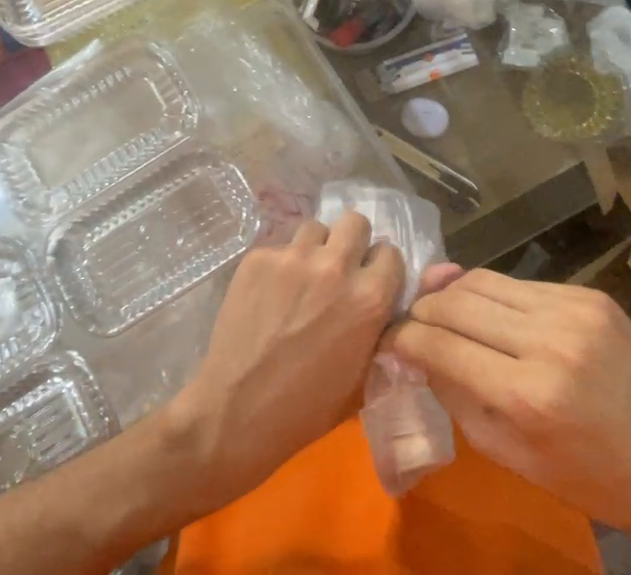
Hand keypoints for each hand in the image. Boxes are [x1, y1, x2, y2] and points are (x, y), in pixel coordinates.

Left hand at [166, 212, 404, 510]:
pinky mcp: (257, 258)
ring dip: (315, 248)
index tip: (368, 282)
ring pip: (314, 228)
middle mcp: (335, 266)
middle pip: (355, 222)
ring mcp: (292, 257)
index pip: (390, 252)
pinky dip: (280, 264)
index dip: (379, 268)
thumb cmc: (310, 407)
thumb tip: (384, 310)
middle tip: (337, 269)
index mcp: (370, 297)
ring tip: (301, 278)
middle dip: (351, 242)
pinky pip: (279, 246)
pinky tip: (269, 293)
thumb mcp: (366, 376)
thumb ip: (381, 332)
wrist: (240, 408)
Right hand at [389, 269, 630, 557]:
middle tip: (411, 327)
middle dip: (421, 311)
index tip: (386, 342)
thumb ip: (453, 394)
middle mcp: (548, 340)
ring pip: (482, 280)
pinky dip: (495, 299)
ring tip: (446, 316)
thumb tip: (410, 347)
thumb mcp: (508, 452)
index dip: (400, 338)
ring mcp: (573, 310)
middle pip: (453, 299)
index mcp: (527, 394)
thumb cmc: (589, 477)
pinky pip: (519, 284)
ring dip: (453, 296)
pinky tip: (496, 320)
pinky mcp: (590, 295)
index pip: (436, 342)